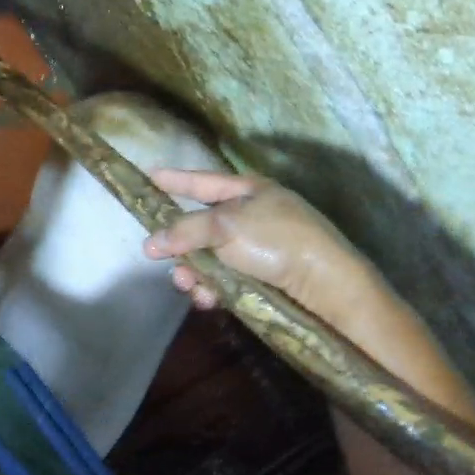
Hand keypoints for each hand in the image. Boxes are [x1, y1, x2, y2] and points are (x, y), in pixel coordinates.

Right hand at [140, 169, 379, 323]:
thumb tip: (152, 244)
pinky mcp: (261, 279)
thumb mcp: (224, 226)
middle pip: (199, 226)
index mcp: (249, 191)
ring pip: (207, 258)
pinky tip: (208, 299)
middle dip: (177, 244)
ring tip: (189, 285)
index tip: (149, 175)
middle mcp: (252, 217)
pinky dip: (210, 289)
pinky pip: (222, 280)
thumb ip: (183, 230)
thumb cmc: (276, 241)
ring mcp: (257, 249)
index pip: (203, 181)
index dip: (175, 180)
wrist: (325, 286)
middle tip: (156, 255)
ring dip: (192, 273)